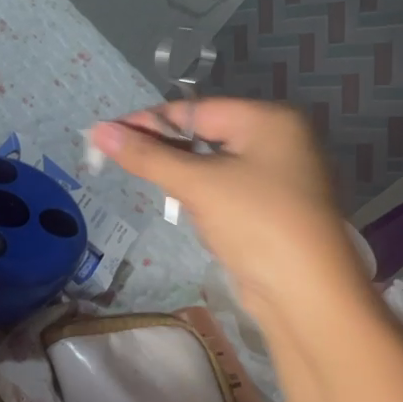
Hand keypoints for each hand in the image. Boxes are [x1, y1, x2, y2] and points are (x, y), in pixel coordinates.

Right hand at [90, 98, 367, 314]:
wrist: (305, 292)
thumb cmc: (255, 223)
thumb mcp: (196, 185)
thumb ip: (146, 156)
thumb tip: (97, 131)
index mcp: (269, 120)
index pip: (195, 109)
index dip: (148, 122)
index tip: (106, 136)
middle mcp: (278, 139)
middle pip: (204, 133)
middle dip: (162, 147)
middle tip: (118, 160)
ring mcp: (278, 175)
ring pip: (212, 162)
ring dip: (179, 172)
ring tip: (144, 182)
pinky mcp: (271, 207)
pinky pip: (224, 187)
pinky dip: (199, 193)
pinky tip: (180, 206)